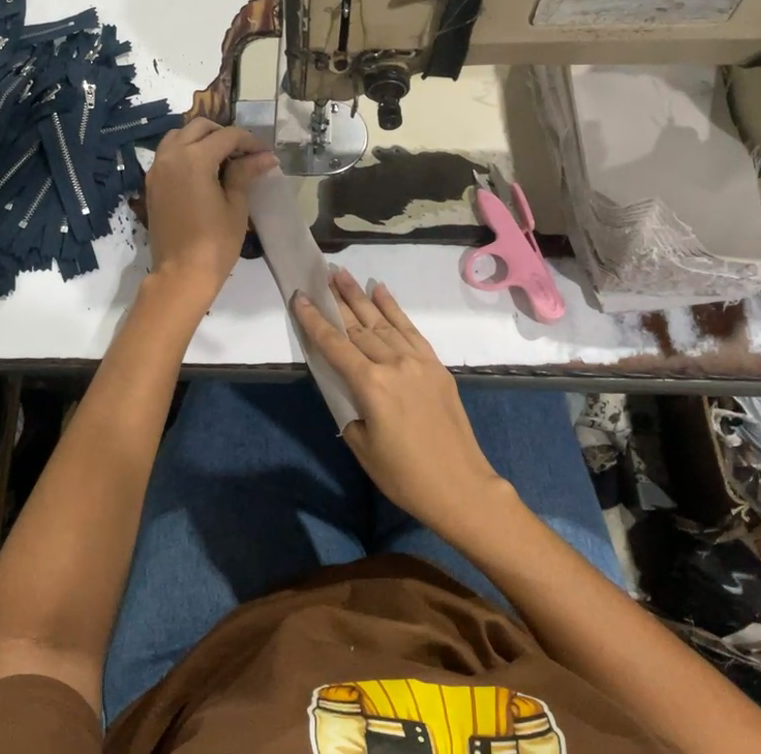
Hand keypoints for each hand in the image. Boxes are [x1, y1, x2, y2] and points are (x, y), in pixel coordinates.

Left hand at [143, 119, 276, 306]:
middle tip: (243, 154)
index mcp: (194, 159)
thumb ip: (245, 173)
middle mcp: (171, 156)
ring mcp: (156, 169)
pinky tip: (202, 171)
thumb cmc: (215, 242)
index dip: (249, 141)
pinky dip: (185, 152)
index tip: (264, 154)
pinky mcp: (151, 184)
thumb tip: (265, 157)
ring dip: (201, 139)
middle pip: (199, 128)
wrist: (181, 274)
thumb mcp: (236, 205)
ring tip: (222, 159)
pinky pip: (167, 155)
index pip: (227, 136)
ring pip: (178, 136)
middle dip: (224, 134)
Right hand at [294, 270, 509, 533]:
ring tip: (344, 275)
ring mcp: (418, 362)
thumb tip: (345, 384)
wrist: (460, 486)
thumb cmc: (403, 475)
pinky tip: (381, 291)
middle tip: (321, 274)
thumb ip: (348, 406)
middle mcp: (393, 364)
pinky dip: (395, 309)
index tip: (300, 297)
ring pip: (383, 322)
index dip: (314, 320)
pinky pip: (411, 330)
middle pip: (358, 327)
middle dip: (337, 300)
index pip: (334, 345)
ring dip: (362, 296)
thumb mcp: (361, 443)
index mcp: (370, 384)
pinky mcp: (436, 366)